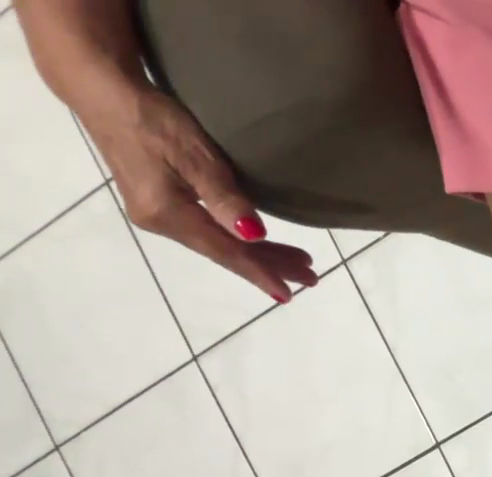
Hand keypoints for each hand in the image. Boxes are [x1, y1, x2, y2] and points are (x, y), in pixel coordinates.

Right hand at [86, 89, 316, 302]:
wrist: (104, 92)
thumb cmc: (153, 121)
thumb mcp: (195, 158)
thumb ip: (224, 199)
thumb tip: (254, 236)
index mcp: (167, 214)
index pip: (226, 252)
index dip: (261, 273)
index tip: (289, 295)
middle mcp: (159, 221)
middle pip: (226, 252)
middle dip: (270, 266)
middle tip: (312, 278)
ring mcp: (156, 213)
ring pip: (219, 243)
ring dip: (259, 255)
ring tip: (298, 265)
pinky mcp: (157, 202)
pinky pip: (208, 232)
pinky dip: (238, 241)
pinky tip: (257, 245)